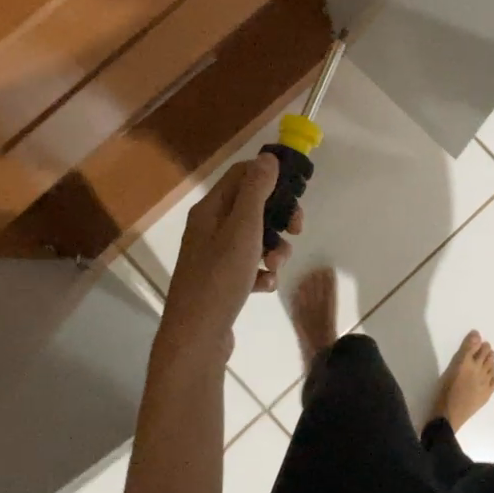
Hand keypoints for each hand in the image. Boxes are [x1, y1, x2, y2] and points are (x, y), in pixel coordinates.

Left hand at [153, 154, 298, 370]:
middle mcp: (209, 227)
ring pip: (254, 238)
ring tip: (275, 266)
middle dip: (278, 217)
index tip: (296, 194)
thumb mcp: (242, 229)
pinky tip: (264, 286)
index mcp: (211, 209)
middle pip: (252, 207)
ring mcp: (214, 255)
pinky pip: (249, 265)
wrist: (196, 335)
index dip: (271, 178)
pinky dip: (262, 272)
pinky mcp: (221, 280)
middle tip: (296, 230)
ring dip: (274, 247)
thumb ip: (256, 191)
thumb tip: (268, 157)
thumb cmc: (220, 278)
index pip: (243, 175)